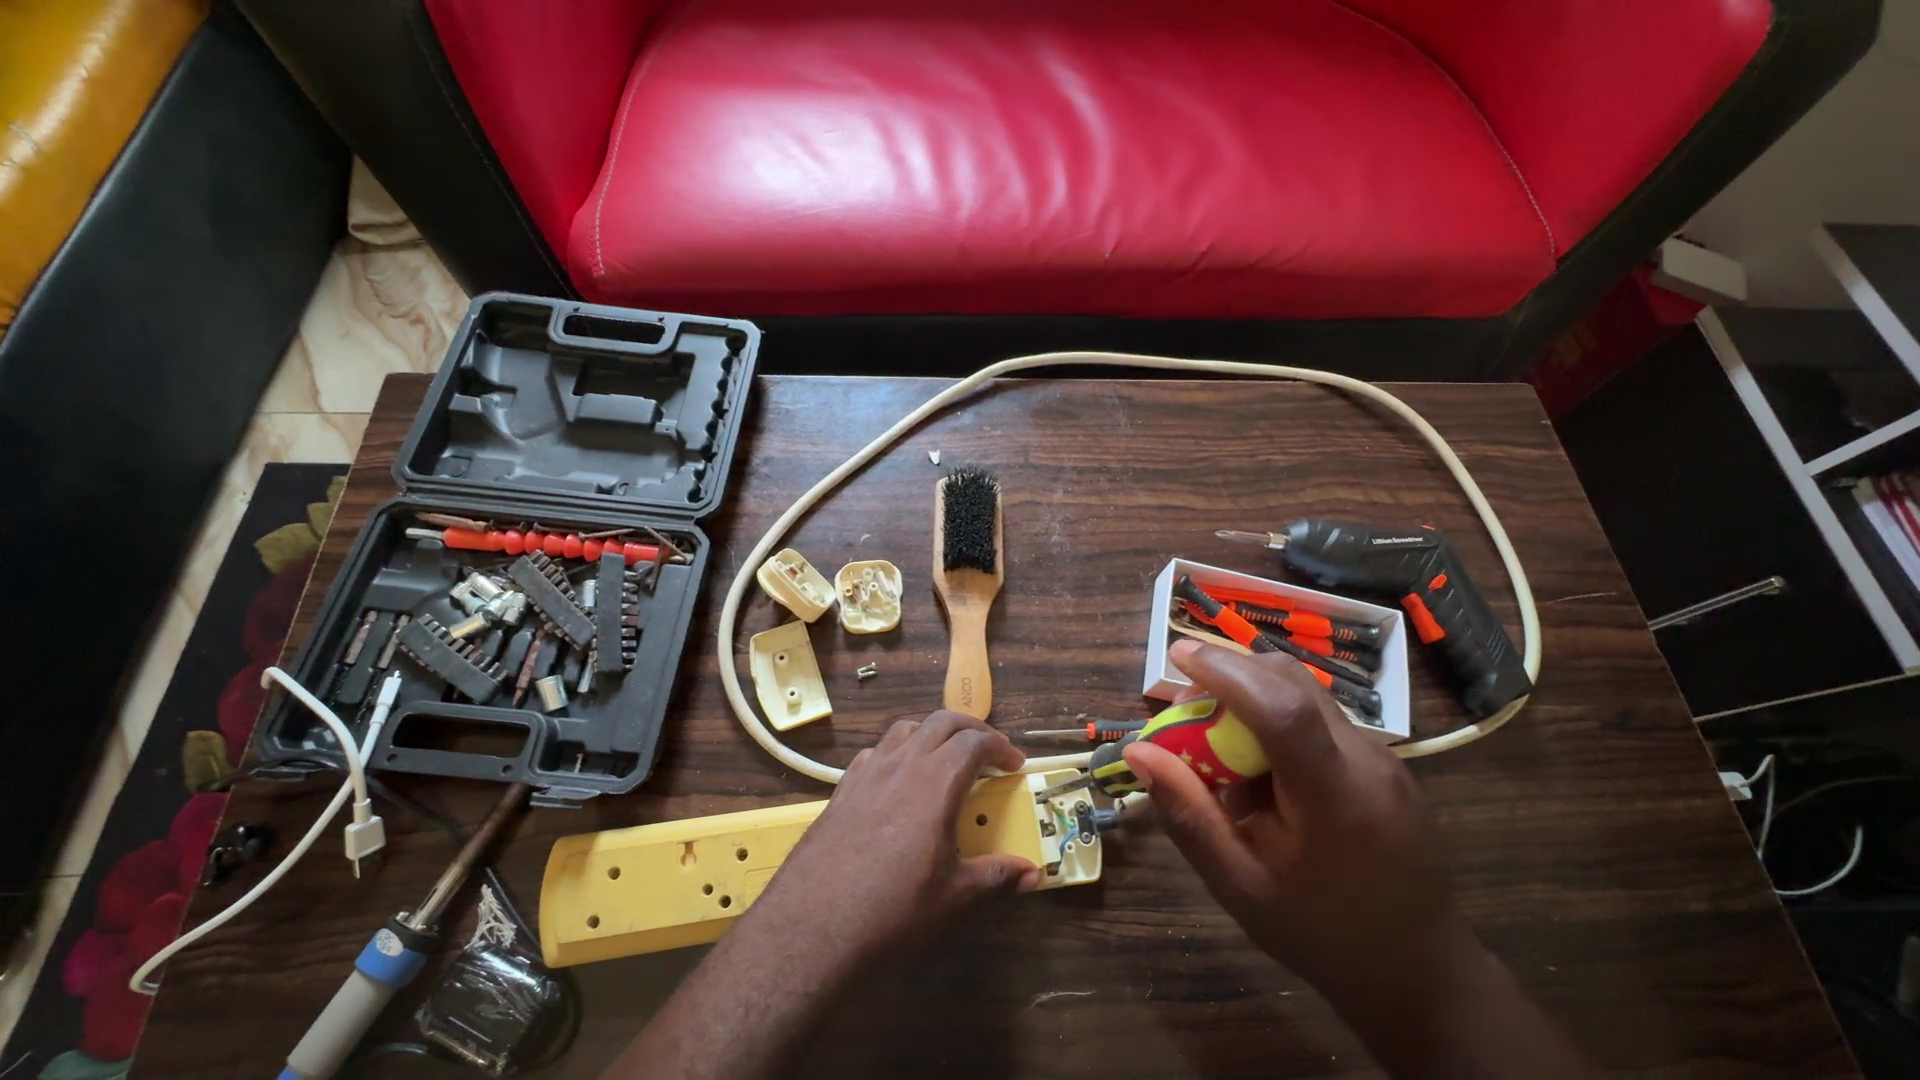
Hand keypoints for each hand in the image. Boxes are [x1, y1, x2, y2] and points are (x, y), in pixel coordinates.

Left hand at [750, 710, 1041, 964]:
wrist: (813, 925)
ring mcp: (866, 774)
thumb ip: (996, 877)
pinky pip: (874, 753)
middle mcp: (901, 765)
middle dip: (971, 729)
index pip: (975, 742)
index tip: (1015, 765)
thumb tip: (1033, 873)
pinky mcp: (841, 790)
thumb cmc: (893, 909)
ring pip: (904, 730)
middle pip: (941, 722)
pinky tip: (898, 782)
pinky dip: (896, 753)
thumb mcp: (954, 897)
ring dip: (932, 734)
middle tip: (989, 752)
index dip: (1001, 746)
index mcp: (935, 783)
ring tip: (945, 759)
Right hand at [1123, 640, 1464, 1003]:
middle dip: (1231, 675)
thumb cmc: (1321, 935)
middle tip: (1183, 705)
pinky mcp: (1388, 766)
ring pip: (1308, 697)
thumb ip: (1188, 815)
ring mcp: (1386, 761)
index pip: (1280, 708)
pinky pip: (1323, 723)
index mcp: (1335, 798)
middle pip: (1294, 685)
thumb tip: (1138, 753)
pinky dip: (1280, 723)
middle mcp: (1368, 763)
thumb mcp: (1240, 886)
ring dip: (1254, 698)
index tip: (1177, 654)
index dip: (1225, 672)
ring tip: (1214, 743)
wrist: (1419, 973)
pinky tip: (1260, 772)